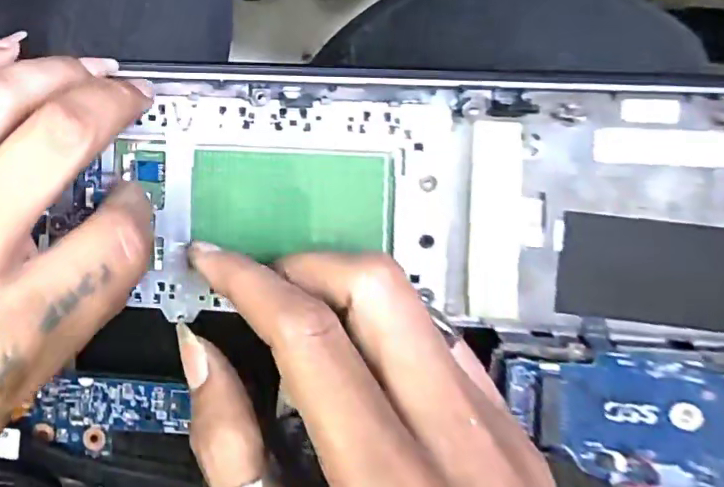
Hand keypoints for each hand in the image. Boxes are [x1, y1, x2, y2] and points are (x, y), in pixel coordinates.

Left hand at [0, 38, 154, 486]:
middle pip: (57, 139)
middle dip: (110, 103)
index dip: (137, 208)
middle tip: (131, 93)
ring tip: (89, 68)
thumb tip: (123, 204)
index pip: (112, 242)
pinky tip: (19, 50)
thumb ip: (88, 293)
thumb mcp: (22, 379)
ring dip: (57, 70)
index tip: (132, 194)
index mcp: (2, 327)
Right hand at [178, 244, 550, 486]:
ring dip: (346, 293)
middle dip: (304, 267)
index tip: (210, 260)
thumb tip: (199, 348)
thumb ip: (230, 449)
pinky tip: (361, 364)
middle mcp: (465, 452)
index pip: (310, 332)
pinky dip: (391, 330)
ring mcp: (507, 447)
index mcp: (390, 486)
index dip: (247, 280)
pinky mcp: (524, 452)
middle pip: (377, 288)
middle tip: (259, 289)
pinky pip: (448, 348)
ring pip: (417, 306)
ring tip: (301, 320)